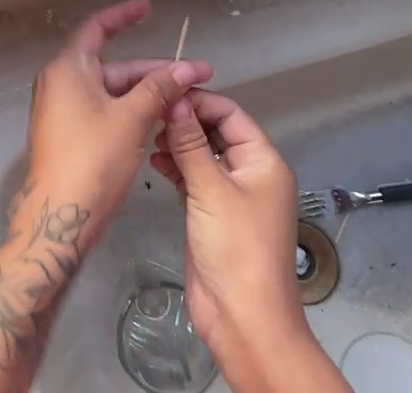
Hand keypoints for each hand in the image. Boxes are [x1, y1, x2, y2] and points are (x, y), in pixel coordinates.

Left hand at [23, 0, 212, 247]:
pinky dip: (132, 111)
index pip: (97, 28)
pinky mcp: (70, 134)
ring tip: (187, 100)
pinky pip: (105, 110)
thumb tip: (187, 67)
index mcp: (67, 68)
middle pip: (113, 66)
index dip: (124, 15)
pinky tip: (162, 121)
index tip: (149, 8)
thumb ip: (160, 89)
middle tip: (197, 75)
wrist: (60, 217)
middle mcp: (61, 82)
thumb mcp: (131, 119)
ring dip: (147, 94)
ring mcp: (63, 110)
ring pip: (112, 91)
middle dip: (154, 70)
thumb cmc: (92, 159)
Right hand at [152, 90, 348, 392]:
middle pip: (216, 132)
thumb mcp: (211, 189)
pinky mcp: (212, 213)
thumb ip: (190, 143)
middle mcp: (250, 173)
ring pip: (202, 154)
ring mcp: (230, 195)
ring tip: (148, 138)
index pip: (231, 114)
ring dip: (178, 144)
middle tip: (149, 113)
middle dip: (186, 121)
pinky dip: (176, 167)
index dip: (199, 101)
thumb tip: (175, 100)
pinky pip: (194, 178)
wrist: (244, 318)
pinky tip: (154, 162)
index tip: (163, 93)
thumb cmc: (236, 248)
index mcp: (263, 161)